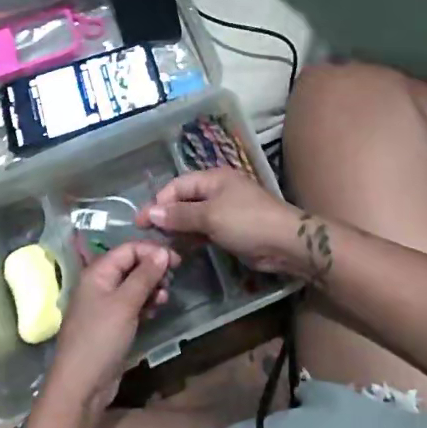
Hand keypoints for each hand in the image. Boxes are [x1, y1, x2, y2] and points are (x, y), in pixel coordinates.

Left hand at [34, 242, 176, 427]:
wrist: (81, 386)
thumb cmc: (101, 338)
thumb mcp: (125, 303)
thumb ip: (145, 276)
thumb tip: (163, 252)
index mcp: (98, 272)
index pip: (129, 249)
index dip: (153, 251)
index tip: (177, 261)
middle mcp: (100, 284)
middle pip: (132, 265)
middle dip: (153, 270)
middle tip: (171, 282)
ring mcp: (105, 304)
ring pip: (134, 285)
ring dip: (152, 288)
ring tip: (163, 299)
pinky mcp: (112, 323)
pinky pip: (132, 304)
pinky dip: (145, 304)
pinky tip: (155, 311)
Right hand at [143, 170, 317, 280]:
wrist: (286, 244)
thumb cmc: (247, 222)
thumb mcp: (210, 216)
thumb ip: (179, 215)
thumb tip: (150, 213)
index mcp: (214, 178)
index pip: (178, 185)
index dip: (158, 202)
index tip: (140, 222)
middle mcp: (218, 190)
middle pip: (184, 200)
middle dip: (166, 216)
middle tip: (148, 237)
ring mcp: (226, 210)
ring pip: (193, 217)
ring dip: (178, 229)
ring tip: (162, 246)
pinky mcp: (231, 229)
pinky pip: (204, 230)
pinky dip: (192, 237)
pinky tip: (181, 249)